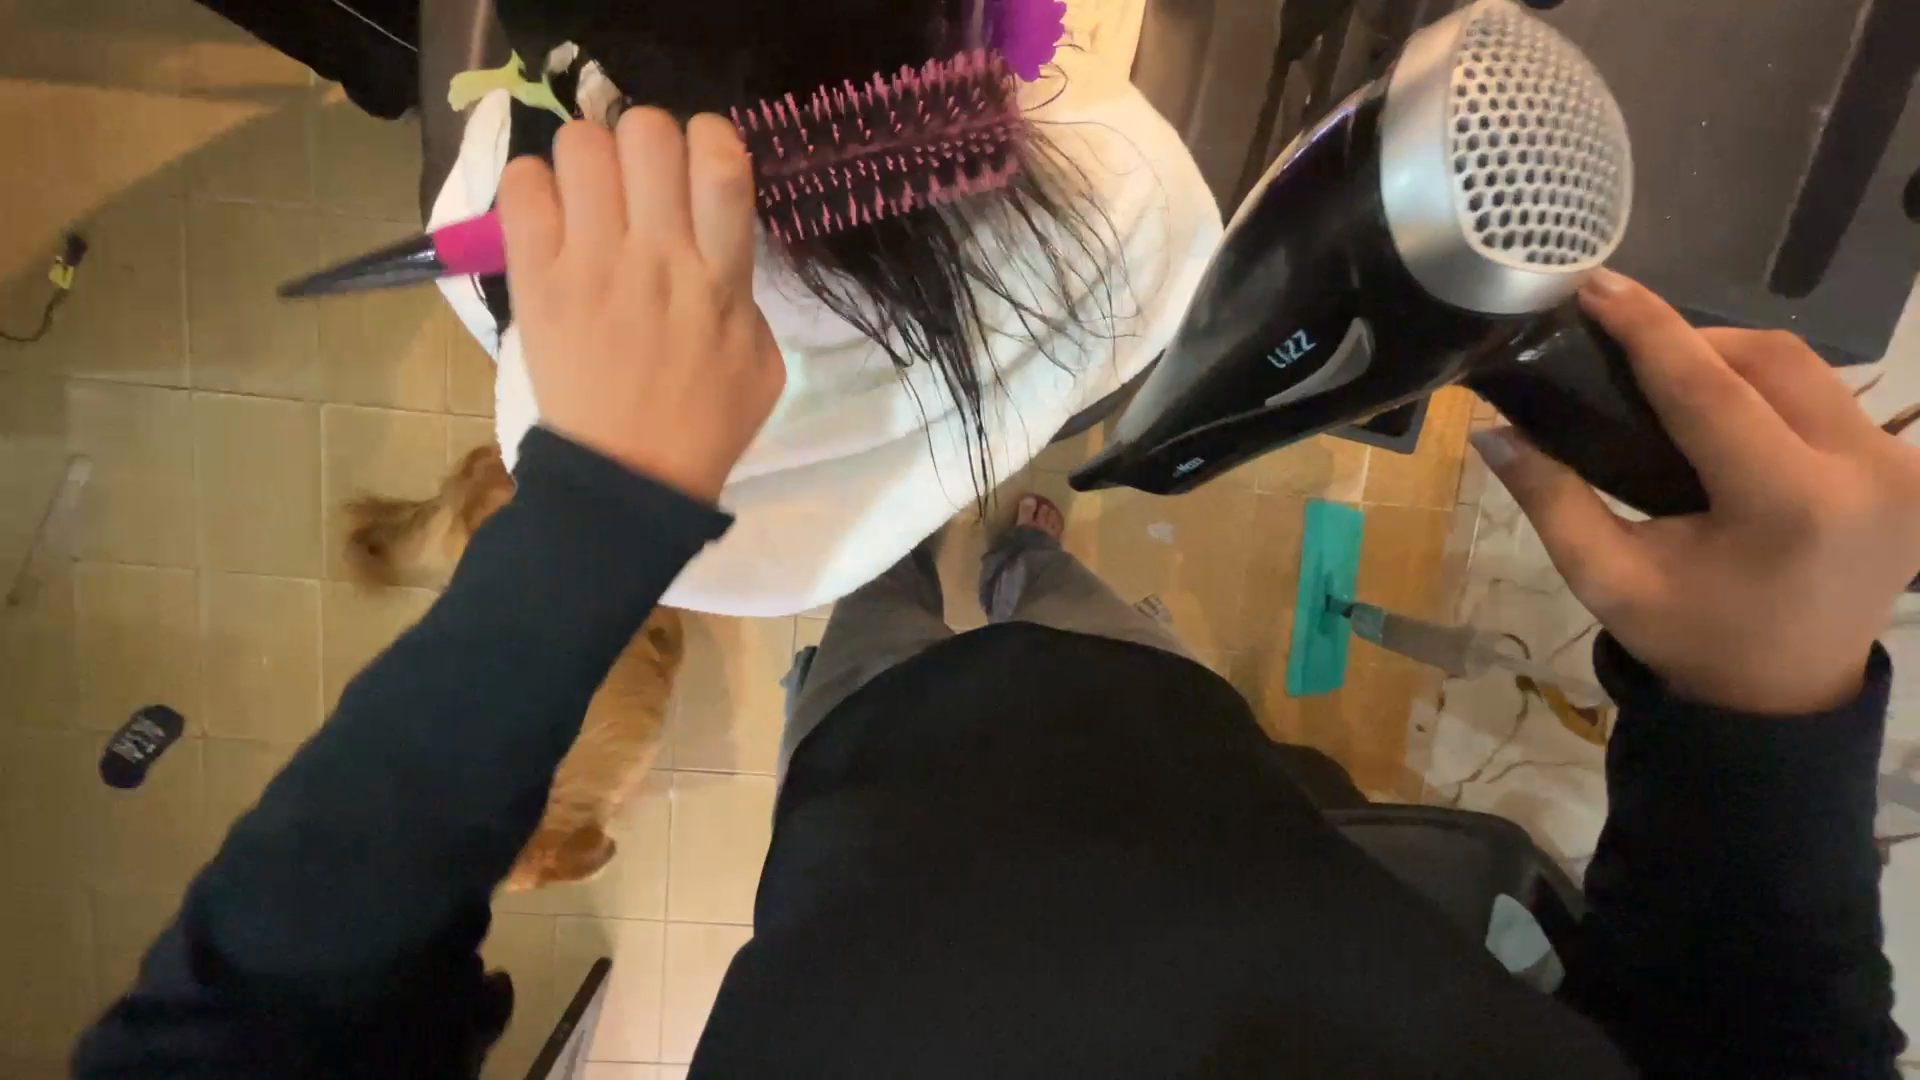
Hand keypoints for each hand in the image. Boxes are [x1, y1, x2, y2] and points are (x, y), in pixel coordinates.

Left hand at [497, 109, 784, 500]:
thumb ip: (747, 297)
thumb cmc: (708, 426)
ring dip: (595, 160)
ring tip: (599, 200)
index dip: (713, 140)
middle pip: (647, 130)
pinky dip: (539, 187)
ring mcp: (590, 264)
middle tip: (647, 182)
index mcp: (720, 280)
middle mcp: (657, 257)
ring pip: (581, 143)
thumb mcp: (763, 365)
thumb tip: (716, 255)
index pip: (721, 162)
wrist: (630, 476)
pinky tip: (558, 222)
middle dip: (651, 141)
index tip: (704, 169)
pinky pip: (523, 185)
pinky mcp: (536, 279)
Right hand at [1471, 268, 1919, 713]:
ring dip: (1728, 358)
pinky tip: (1715, 408)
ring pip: (1809, 370)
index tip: (1599, 285)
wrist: (1782, 687)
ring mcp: (1905, 469)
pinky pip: (1828, 397)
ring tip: (1659, 376)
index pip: (1710, 389)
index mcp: (1789, 504)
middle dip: (1691, 339)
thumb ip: (1550, 499)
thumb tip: (1492, 433)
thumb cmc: (1684, 633)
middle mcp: (1870, 472)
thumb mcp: (1601, 575)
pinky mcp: (1909, 470)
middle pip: (1775, 360)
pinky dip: (1763, 385)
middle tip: (1620, 351)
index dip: (1649, 329)